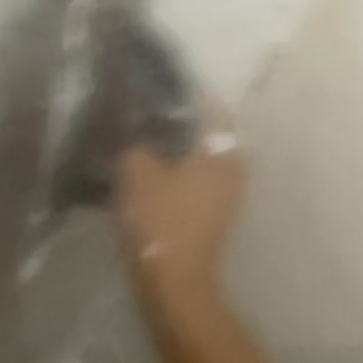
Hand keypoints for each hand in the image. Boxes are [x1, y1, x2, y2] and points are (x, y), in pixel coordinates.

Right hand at [118, 104, 246, 304]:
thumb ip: (135, 136)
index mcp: (221, 149)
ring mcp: (225, 191)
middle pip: (201, 126)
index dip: (178, 87)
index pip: (205, 102)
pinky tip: (143, 163)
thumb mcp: (137, 169)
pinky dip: (171, 164)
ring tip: (135, 131)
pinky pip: (191, 173)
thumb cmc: (160, 222)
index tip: (150, 77)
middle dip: (172, 114)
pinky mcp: (211, 211)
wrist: (174, 285)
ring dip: (170, 141)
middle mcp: (231, 165)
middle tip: (138, 103)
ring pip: (196, 151)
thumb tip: (131, 114)